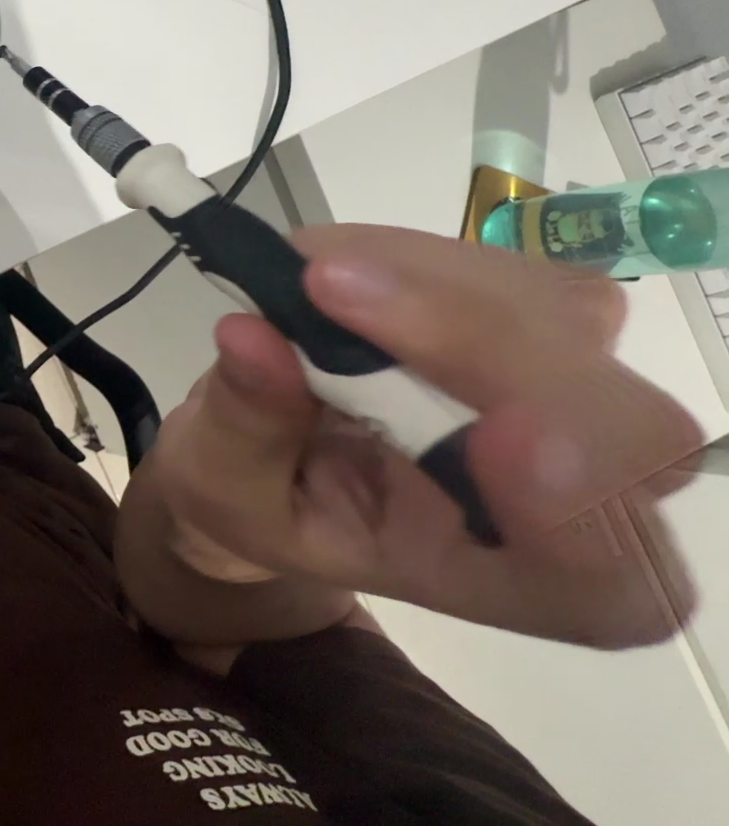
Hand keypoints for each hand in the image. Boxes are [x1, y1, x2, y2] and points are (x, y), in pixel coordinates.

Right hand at [137, 225, 702, 649]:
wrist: (268, 456)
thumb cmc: (250, 497)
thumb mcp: (217, 484)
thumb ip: (240, 427)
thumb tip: (248, 334)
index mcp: (500, 575)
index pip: (602, 574)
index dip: (576, 509)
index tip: (500, 436)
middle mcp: (572, 496)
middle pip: (613, 424)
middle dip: (477, 345)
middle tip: (326, 289)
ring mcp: (570, 398)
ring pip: (562, 320)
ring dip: (423, 283)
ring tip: (306, 285)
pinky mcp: (540, 324)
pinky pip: (513, 271)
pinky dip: (413, 257)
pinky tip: (339, 271)